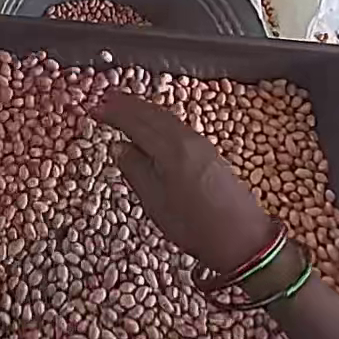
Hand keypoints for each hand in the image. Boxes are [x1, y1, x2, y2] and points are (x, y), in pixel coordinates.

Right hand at [98, 93, 270, 271]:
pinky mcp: (208, 151)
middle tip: (104, 99)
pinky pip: (176, 124)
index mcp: (169, 150)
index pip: (135, 123)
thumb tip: (118, 146)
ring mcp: (200, 143)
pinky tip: (151, 123)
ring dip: (142, 108)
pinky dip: (158, 118)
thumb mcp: (155, 203)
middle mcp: (186, 139)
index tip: (93, 109)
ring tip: (122, 105)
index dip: (113, 114)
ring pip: (165, 116)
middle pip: (152, 113)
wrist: (245, 239)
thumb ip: (135, 170)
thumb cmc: (194, 226)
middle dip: (126, 104)